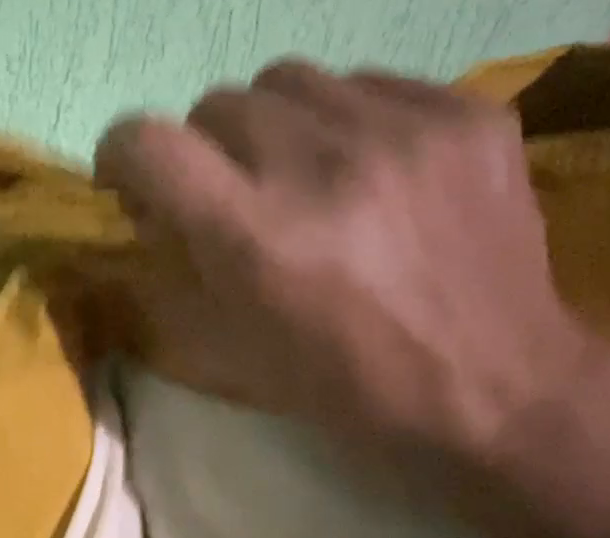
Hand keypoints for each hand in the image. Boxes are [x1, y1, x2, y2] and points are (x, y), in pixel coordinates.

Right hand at [85, 60, 600, 467]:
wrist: (488, 385)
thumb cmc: (335, 383)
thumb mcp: (223, 344)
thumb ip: (172, 264)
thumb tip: (153, 204)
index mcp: (255, 237)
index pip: (150, 143)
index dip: (121, 154)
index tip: (131, 181)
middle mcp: (322, 165)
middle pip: (217, 103)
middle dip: (202, 150)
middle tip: (225, 195)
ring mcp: (403, 128)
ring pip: (289, 80)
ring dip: (269, 125)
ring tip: (296, 176)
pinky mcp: (466, 111)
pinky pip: (368, 83)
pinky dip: (342, 121)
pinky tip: (365, 173)